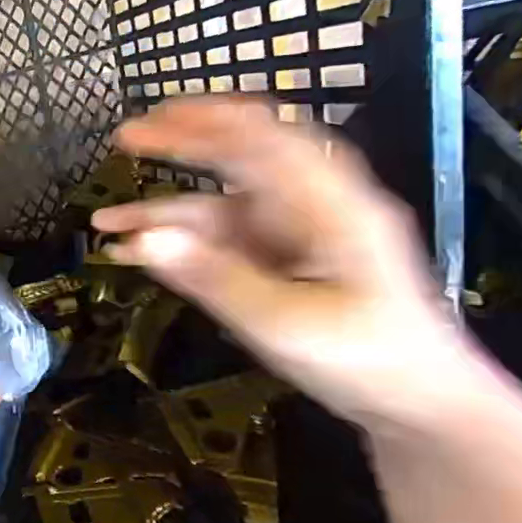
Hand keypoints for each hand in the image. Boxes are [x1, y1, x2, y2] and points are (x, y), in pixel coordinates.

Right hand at [91, 96, 479, 430]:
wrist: (417, 405)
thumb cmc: (367, 360)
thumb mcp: (286, 323)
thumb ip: (213, 278)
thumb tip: (143, 240)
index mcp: (329, 207)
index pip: (265, 142)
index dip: (208, 122)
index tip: (153, 118)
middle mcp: (306, 208)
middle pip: (240, 157)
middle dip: (182, 143)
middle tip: (127, 138)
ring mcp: (289, 234)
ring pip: (217, 205)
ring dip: (162, 210)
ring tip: (103, 220)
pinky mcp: (275, 260)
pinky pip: (217, 241)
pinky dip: (176, 244)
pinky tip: (134, 256)